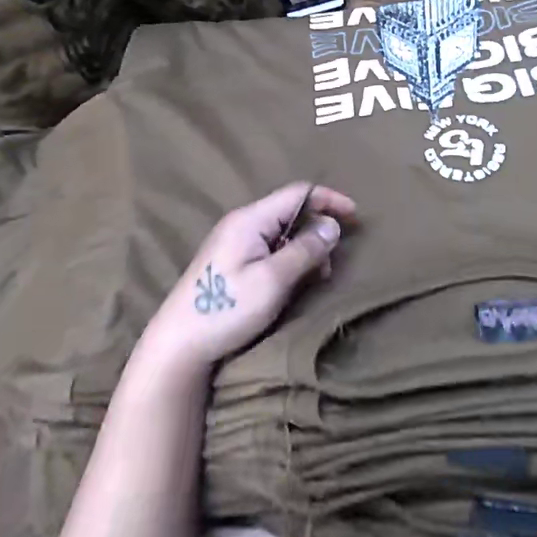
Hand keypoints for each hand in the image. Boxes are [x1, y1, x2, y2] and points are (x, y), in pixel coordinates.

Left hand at [135, 182, 355, 375]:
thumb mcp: (273, 280)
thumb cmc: (227, 309)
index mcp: (249, 220)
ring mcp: (234, 243)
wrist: (180, 343)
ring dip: (305, 250)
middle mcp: (241, 224)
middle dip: (317, 231)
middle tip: (331, 264)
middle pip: (289, 212)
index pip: (297, 193)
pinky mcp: (231, 263)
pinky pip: (270, 250)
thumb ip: (305, 250)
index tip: (356, 216)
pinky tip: (294, 285)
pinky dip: (289, 261)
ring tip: (315, 280)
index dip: (329, 200)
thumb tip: (331, 225)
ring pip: (282, 234)